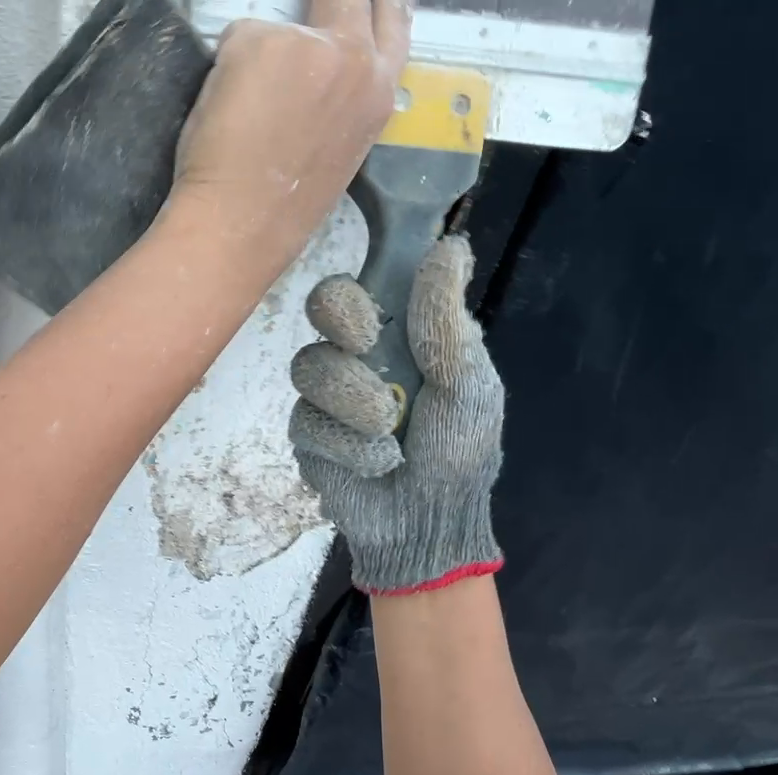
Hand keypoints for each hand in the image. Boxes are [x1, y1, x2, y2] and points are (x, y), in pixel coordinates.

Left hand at [165, 0, 412, 272]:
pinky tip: (223, 115)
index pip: (392, 18)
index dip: (367, 9)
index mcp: (380, 93)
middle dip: (327, 3)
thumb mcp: (338, 146)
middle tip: (297, 31)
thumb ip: (343, 96)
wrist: (238, 229)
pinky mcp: (260, 42)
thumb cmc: (280, 206)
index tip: (345, 8)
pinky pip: (239, 38)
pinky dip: (226, 67)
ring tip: (245, 108)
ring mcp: (309, 46)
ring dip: (264, 52)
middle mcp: (355, 59)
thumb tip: (322, 69)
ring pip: (283, 23)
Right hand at [288, 234, 505, 593]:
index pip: (362, 287)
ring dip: (355, 400)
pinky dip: (348, 445)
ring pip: (309, 368)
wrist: (428, 522)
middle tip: (367, 348)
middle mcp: (357, 356)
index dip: (355, 289)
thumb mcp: (469, 387)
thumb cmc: (460, 452)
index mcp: (399, 334)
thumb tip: (448, 248)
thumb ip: (447, 325)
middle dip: (341, 324)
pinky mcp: (308, 437)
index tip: (377, 316)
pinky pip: (308, 423)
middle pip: (319, 310)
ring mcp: (326, 397)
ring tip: (389, 433)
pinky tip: (377, 463)